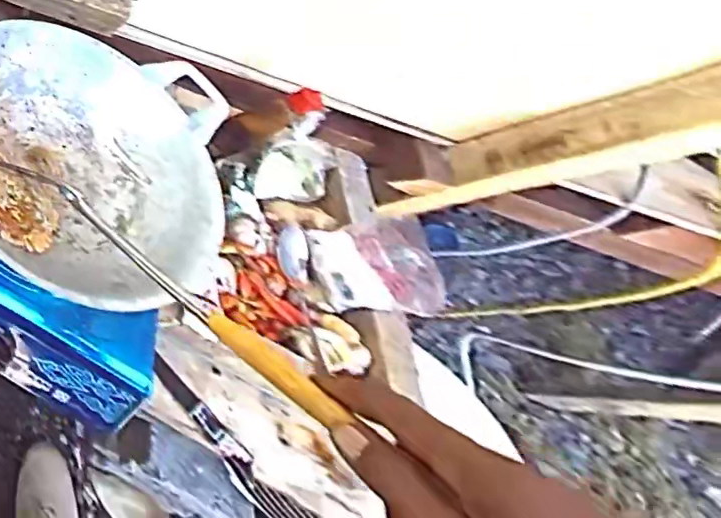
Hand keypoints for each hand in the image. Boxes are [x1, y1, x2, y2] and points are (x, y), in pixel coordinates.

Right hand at [318, 373, 605, 517]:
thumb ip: (392, 481)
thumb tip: (347, 431)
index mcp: (497, 473)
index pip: (403, 411)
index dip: (352, 392)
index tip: (316, 382)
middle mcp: (538, 481)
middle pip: (438, 450)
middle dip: (396, 458)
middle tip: (366, 480)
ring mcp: (569, 509)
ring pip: (471, 481)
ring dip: (432, 491)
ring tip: (413, 515)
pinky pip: (504, 505)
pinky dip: (467, 509)